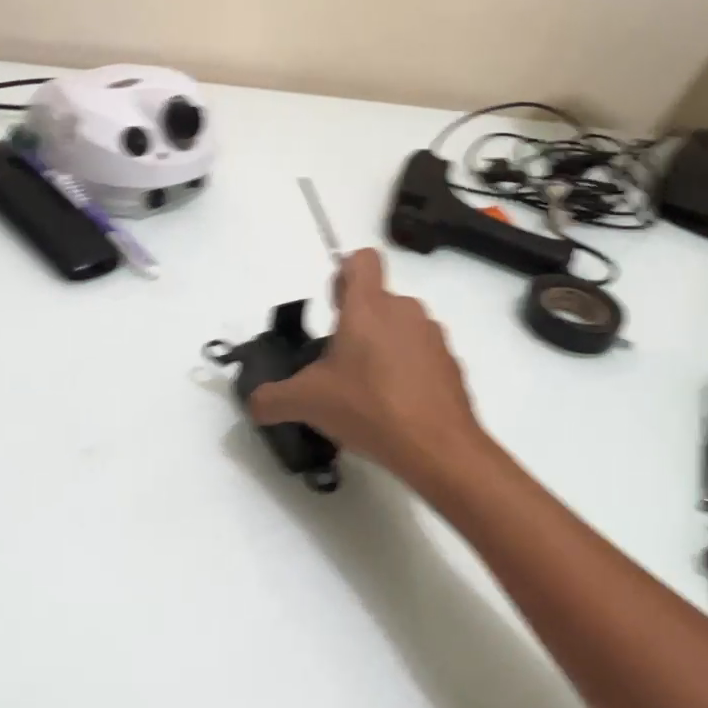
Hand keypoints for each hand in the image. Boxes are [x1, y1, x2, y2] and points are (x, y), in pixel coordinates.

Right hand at [248, 248, 488, 482]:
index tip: (334, 307)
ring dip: (385, 349)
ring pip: (402, 329)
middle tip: (341, 366)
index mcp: (369, 306)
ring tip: (370, 392)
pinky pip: (424, 357)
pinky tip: (397, 408)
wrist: (438, 447)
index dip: (345, 273)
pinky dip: (410, 373)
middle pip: (379, 300)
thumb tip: (254, 402)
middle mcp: (405, 310)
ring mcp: (433, 337)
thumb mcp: (308, 403)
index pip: (362, 260)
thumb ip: (273, 398)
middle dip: (359, 326)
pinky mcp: (452, 364)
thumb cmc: (369, 408)